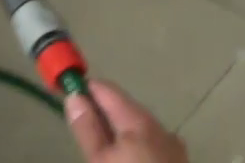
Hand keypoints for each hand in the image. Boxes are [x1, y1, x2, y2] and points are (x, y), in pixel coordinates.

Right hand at [65, 81, 188, 162]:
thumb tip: (74, 96)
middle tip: (85, 137)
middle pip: (123, 107)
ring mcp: (174, 148)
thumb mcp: (100, 162)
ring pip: (138, 127)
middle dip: (102, 115)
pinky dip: (136, 147)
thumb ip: (86, 127)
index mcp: (139, 121)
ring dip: (119, 133)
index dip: (85, 91)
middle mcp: (160, 127)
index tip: (70, 102)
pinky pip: (151, 144)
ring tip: (105, 156)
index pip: (105, 88)